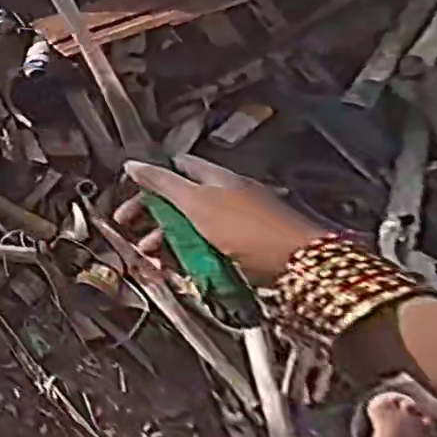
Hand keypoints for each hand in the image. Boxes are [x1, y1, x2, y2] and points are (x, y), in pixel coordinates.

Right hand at [123, 154, 325, 284]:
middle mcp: (228, 197)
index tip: (131, 190)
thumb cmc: (253, 229)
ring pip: (190, 227)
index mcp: (217, 177)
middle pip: (178, 200)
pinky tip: (178, 264)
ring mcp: (238, 226)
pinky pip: (206, 249)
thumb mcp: (194, 200)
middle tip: (133, 225)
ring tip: (152, 251)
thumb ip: (160, 181)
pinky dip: (187, 256)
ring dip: (166, 239)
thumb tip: (134, 165)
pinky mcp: (246, 252)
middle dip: (152, 214)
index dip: (149, 176)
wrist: (305, 271)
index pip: (174, 166)